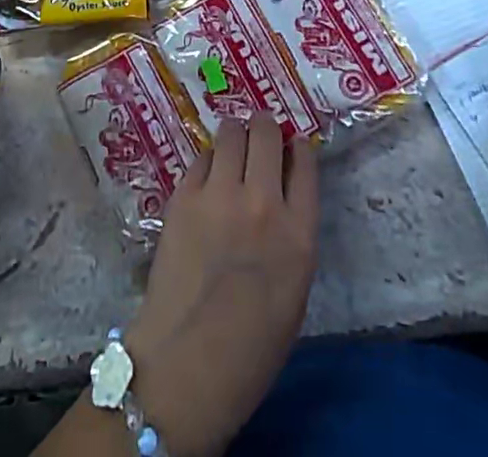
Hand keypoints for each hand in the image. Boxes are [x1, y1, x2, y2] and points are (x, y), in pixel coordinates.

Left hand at [123, 113, 318, 456]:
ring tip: (232, 146)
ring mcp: (219, 195)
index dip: (298, 147)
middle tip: (260, 135)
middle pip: (267, 134)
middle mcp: (262, 202)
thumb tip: (281, 197)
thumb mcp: (295, 286)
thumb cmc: (252, 343)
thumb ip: (292, 233)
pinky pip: (200, 159)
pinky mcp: (182, 197)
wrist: (189, 359)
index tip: (292, 145)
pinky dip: (208, 160)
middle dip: (265, 128)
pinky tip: (207, 174)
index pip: (305, 162)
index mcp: (300, 231)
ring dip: (235, 136)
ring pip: (230, 135)